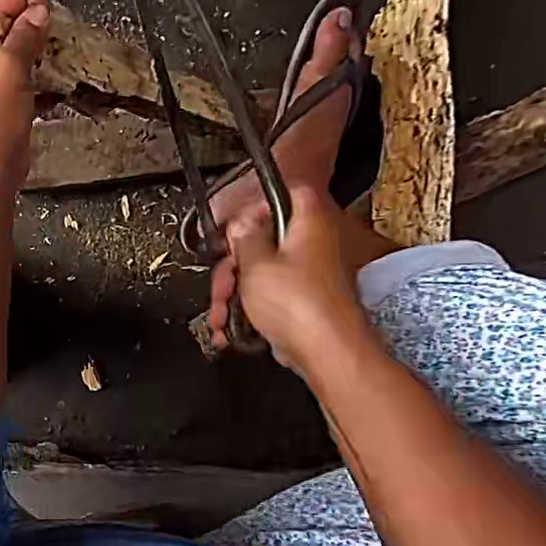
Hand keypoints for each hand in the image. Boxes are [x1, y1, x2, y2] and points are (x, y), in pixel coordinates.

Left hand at [0, 0, 50, 187]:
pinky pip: (12, 78)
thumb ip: (25, 34)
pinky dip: (30, 70)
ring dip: (26, 44)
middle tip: (40, 16)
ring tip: (48, 37)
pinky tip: (48, 66)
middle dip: (15, 19)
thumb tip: (37, 13)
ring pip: (1, 54)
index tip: (20, 4)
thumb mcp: (8, 68)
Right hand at [208, 183, 374, 371]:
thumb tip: (240, 224)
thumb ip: (244, 239)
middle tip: (223, 281)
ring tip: (221, 314)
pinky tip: (229, 328)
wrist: (324, 351)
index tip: (237, 222)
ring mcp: (307, 277)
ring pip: (259, 273)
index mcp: (308, 226)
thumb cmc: (300, 307)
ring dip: (232, 294)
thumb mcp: (255, 264)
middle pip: (262, 241)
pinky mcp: (299, 304)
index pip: (290, 193)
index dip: (260, 203)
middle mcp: (312, 247)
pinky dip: (245, 310)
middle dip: (232, 265)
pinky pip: (265, 299)